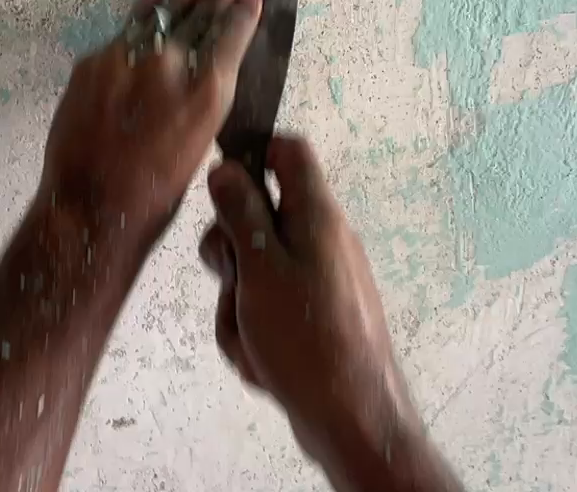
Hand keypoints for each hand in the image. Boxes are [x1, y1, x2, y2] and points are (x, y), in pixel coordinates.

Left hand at [39, 0, 262, 245]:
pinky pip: (122, 35)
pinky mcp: (94, 61)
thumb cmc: (153, 193)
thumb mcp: (196, 145)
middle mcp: (170, 66)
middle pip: (196, 18)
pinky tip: (146, 2)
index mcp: (206, 94)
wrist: (90, 205)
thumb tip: (193, 73)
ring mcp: (127, 59)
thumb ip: (195, 101)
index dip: (241, 14)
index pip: (230, 37)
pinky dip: (138, 20)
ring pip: (156, 17)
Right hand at [199, 138, 448, 487]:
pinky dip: (253, 326)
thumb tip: (224, 167)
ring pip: (253, 265)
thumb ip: (240, 213)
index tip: (221, 185)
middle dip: (230, 250)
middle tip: (233, 279)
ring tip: (250, 334)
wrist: (355, 426)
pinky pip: (265, 303)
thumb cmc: (308, 339)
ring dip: (237, 300)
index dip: (253, 152)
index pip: (287, 150)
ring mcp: (315, 279)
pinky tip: (261, 357)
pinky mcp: (310, 314)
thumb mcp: (261, 268)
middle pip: (256, 213)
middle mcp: (319, 239)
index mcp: (315, 215)